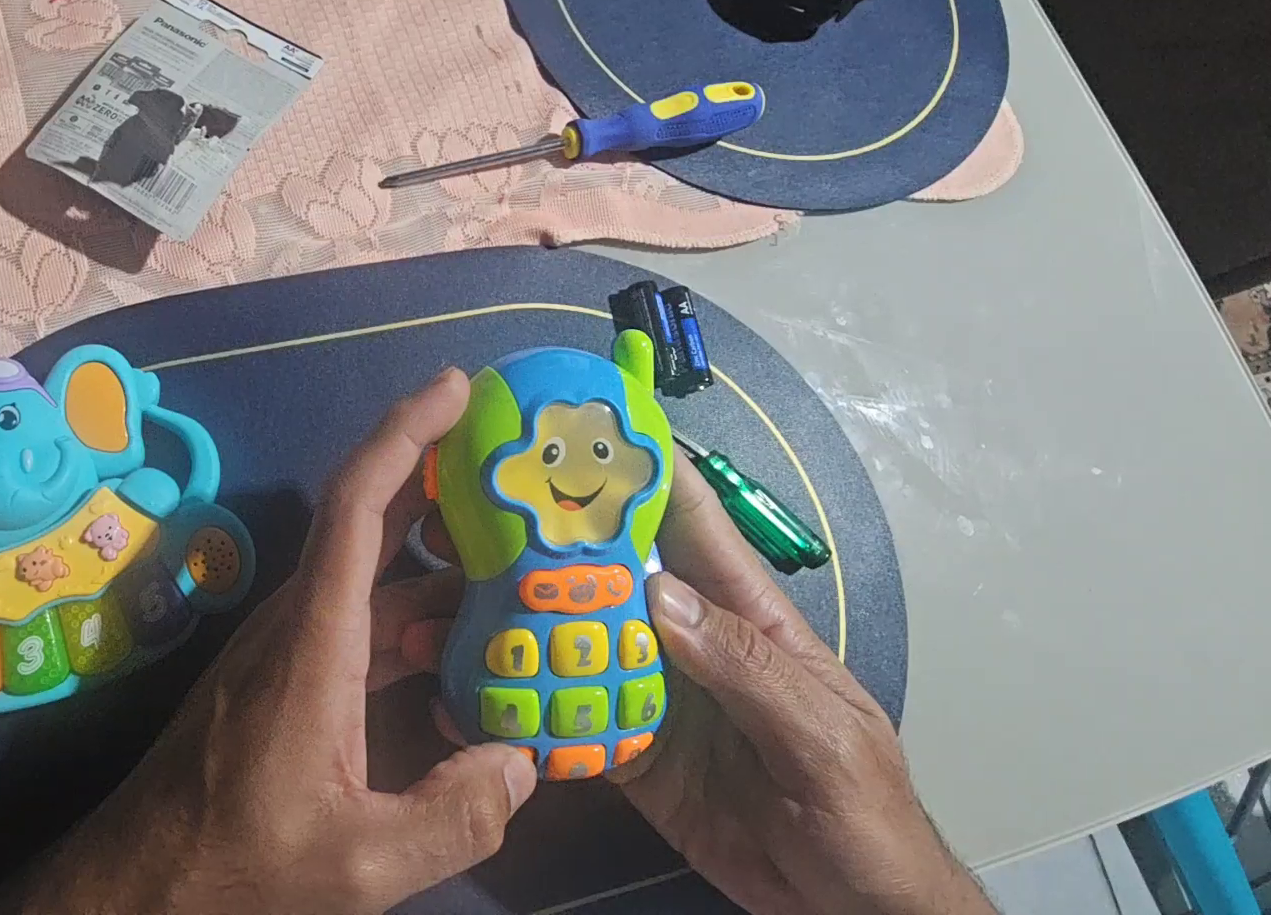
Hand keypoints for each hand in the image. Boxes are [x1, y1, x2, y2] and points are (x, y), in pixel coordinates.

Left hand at [2, 369, 535, 914]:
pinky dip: (417, 612)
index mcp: (315, 640)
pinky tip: (465, 639)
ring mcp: (296, 638)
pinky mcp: (296, 665)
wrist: (146, 875)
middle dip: (436, 470)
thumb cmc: (237, 859)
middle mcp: (302, 617)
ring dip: (439, 557)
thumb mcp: (359, 865)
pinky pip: (367, 615)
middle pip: (370, 516)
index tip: (454, 388)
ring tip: (516, 552)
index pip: (358, 506)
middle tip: (510, 452)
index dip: (404, 435)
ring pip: (376, 572)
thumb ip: (451, 816)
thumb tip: (522, 760)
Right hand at [382, 454, 995, 914]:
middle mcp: (674, 630)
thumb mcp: (822, 738)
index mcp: (732, 606)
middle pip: (595, 569)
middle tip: (452, 525)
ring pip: (561, 634)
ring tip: (429, 618)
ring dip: (501, 623)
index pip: (683, 515)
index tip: (568, 425)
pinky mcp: (619, 739)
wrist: (847, 912)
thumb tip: (655, 592)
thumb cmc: (860, 811)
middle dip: (529, 541)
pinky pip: (558, 707)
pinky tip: (458, 694)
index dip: (634, 461)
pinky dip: (511, 698)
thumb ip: (746, 667)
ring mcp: (643, 683)